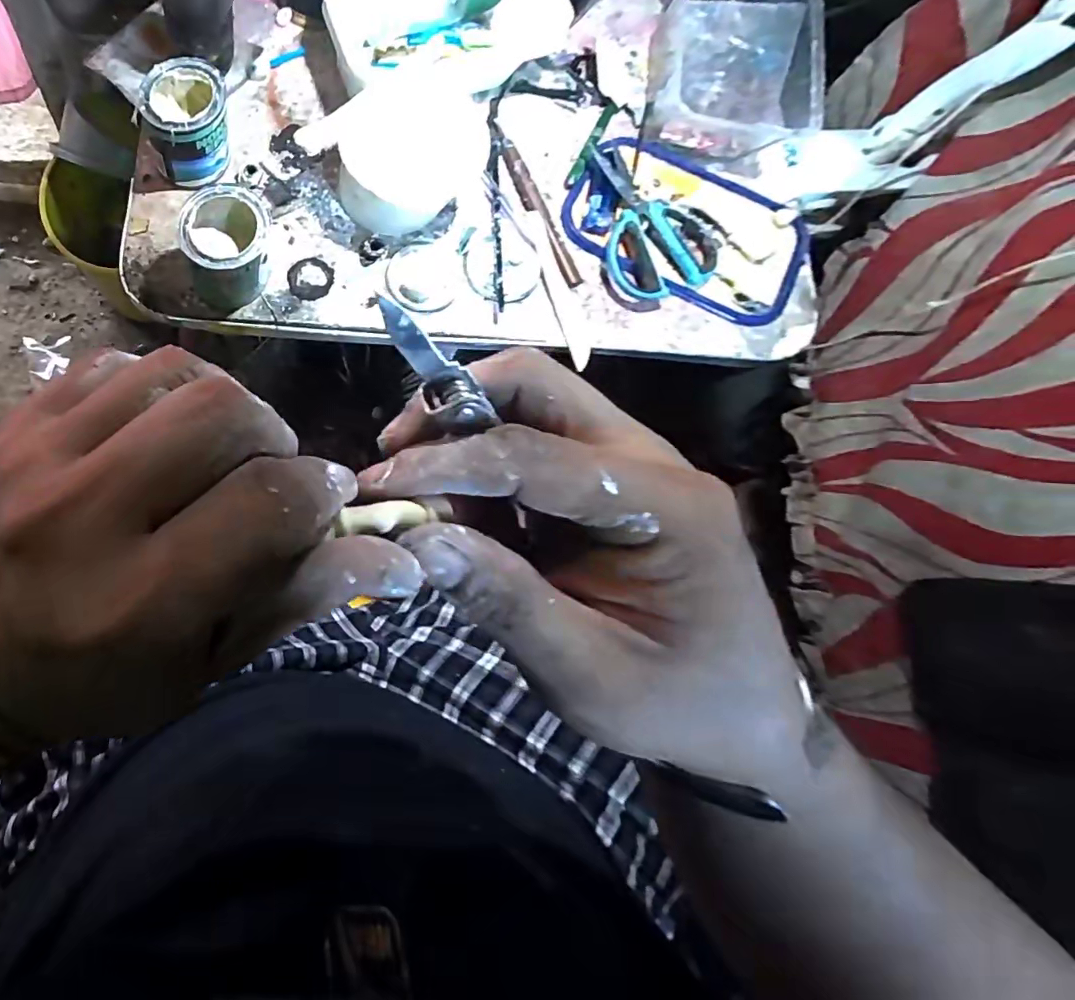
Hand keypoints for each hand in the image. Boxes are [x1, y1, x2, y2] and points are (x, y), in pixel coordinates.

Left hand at [0, 346, 424, 742]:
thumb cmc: (98, 680)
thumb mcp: (200, 670)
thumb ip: (291, 602)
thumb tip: (390, 552)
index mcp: (134, 600)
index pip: (263, 505)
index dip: (315, 494)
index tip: (320, 500)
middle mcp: (79, 517)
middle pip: (219, 413)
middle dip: (269, 434)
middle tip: (264, 467)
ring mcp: (35, 459)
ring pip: (170, 372)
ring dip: (214, 402)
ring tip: (210, 445)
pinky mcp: (12, 426)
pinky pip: (111, 364)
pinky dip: (152, 387)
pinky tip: (151, 428)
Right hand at [362, 348, 809, 785]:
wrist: (733, 721)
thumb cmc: (673, 706)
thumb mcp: (585, 672)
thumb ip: (504, 601)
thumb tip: (416, 542)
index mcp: (665, 505)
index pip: (531, 454)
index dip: (443, 464)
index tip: (374, 486)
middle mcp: (643, 462)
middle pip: (532, 385)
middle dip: (448, 405)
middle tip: (392, 451)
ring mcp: (616, 466)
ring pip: (518, 404)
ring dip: (450, 431)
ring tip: (407, 486)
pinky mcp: (586, 484)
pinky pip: (513, 445)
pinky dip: (463, 463)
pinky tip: (441, 507)